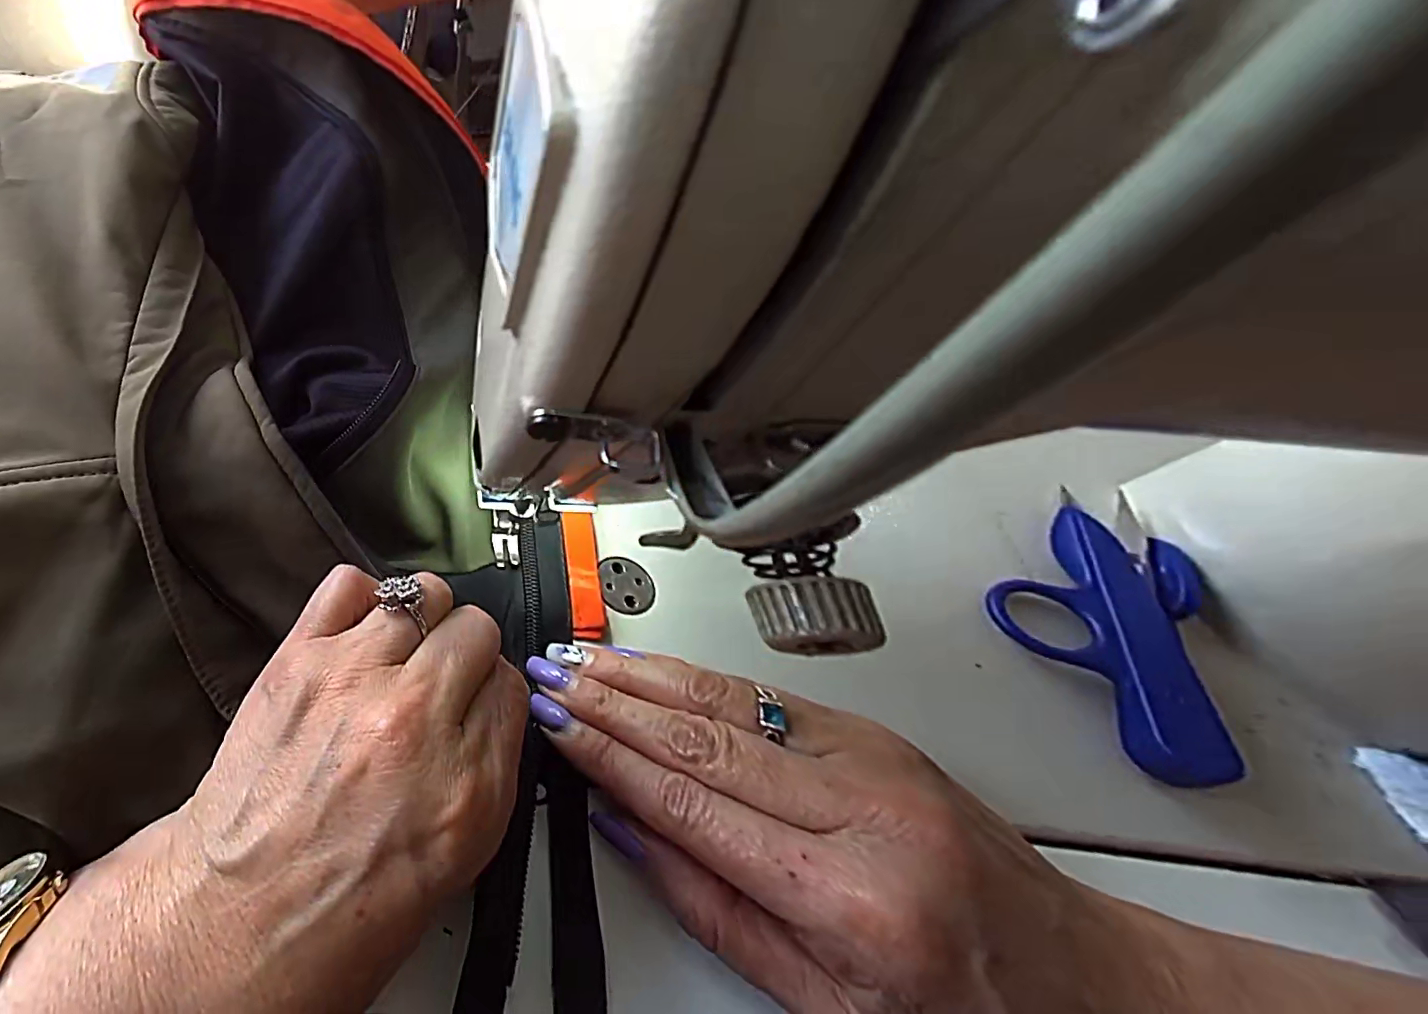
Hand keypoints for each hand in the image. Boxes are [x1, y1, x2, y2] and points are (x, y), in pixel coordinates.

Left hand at [99, 566, 527, 1012]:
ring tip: (402, 652)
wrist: (239, 916)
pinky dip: (364, 598)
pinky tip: (362, 632)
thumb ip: (491, 761)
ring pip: (424, 595)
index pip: (510, 682)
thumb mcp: (460, 854)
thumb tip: (492, 699)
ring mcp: (352, 680)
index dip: (492, 688)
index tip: (476, 697)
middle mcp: (412, 719)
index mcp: (465, 780)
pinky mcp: (297, 659)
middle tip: (441, 677)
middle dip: (466, 652)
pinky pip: (350, 584)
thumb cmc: (341, 905)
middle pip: (475, 629)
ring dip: (421, 622)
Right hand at [523, 642, 1160, 1012]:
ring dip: (643, 674)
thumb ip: (708, 904)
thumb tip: (627, 826)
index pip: (689, 803)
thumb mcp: (819, 1001)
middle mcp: (860, 809)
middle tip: (555, 676)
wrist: (1083, 978)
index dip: (610, 756)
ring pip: (726, 698)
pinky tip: (653, 667)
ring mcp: (870, 756)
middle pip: (700, 734)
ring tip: (586, 660)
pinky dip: (692, 676)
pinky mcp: (871, 731)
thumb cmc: (961, 1010)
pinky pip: (760, 694)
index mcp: (847, 898)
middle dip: (612, 700)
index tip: (560, 726)